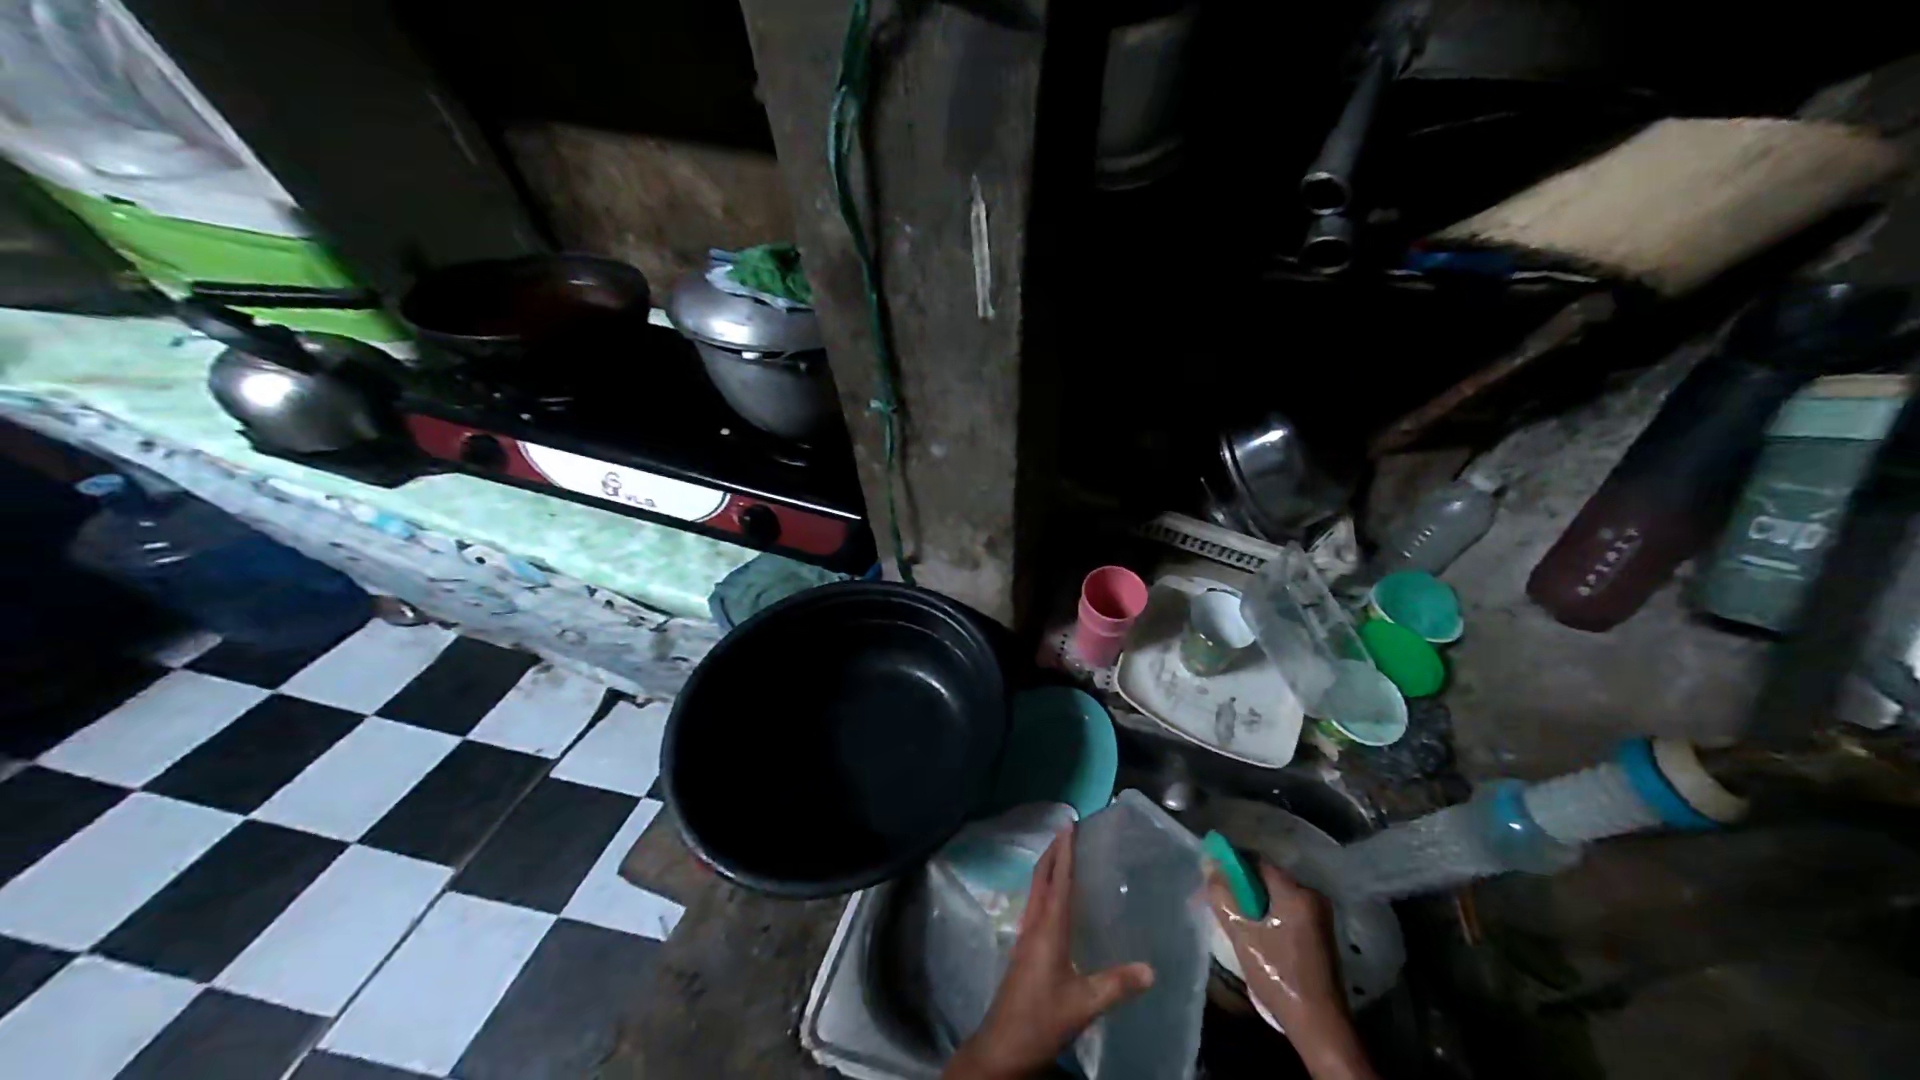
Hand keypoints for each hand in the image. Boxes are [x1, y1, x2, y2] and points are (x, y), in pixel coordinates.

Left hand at [943, 826, 1154, 1079]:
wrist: (1002, 1046)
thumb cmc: (1040, 1018)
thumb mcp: (1083, 1004)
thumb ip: (1116, 985)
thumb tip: (1152, 968)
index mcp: (1048, 928)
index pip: (1058, 879)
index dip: (1065, 851)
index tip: (1070, 824)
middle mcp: (1034, 924)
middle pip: (1041, 877)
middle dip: (1053, 851)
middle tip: (1067, 830)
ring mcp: (1026, 937)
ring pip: (1035, 890)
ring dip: (1047, 868)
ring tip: (1063, 855)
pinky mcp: (1024, 950)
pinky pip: (1036, 907)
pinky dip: (1045, 890)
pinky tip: (1057, 900)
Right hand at [1208, 860, 1377, 1079]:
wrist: (1319, 1025)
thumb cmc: (1279, 976)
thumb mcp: (1242, 935)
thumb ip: (1222, 895)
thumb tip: (1208, 862)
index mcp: (1297, 893)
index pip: (1257, 861)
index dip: (1230, 863)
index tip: (1208, 872)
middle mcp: (1312, 897)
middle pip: (1266, 878)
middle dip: (1238, 884)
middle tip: (1213, 896)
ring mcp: (1319, 916)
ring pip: (1275, 895)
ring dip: (1251, 900)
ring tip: (1227, 913)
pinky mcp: (1319, 933)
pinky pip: (1285, 910)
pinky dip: (1266, 912)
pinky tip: (1250, 928)